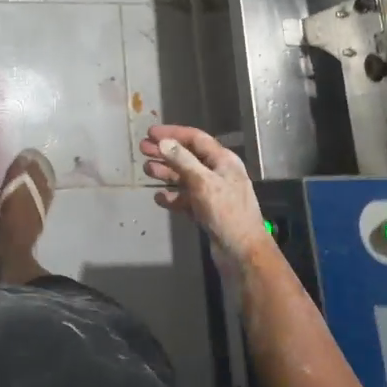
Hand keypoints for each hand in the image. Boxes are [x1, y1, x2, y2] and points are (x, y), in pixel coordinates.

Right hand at [141, 125, 267, 266]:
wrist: (242, 254)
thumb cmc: (226, 212)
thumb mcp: (203, 182)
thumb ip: (182, 160)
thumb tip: (163, 142)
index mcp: (223, 160)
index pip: (195, 138)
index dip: (172, 133)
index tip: (150, 133)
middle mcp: (218, 173)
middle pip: (188, 156)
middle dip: (165, 152)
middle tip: (143, 149)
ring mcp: (212, 193)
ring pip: (185, 177)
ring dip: (166, 173)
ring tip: (147, 170)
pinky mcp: (207, 212)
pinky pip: (186, 199)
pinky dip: (172, 197)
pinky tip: (159, 198)